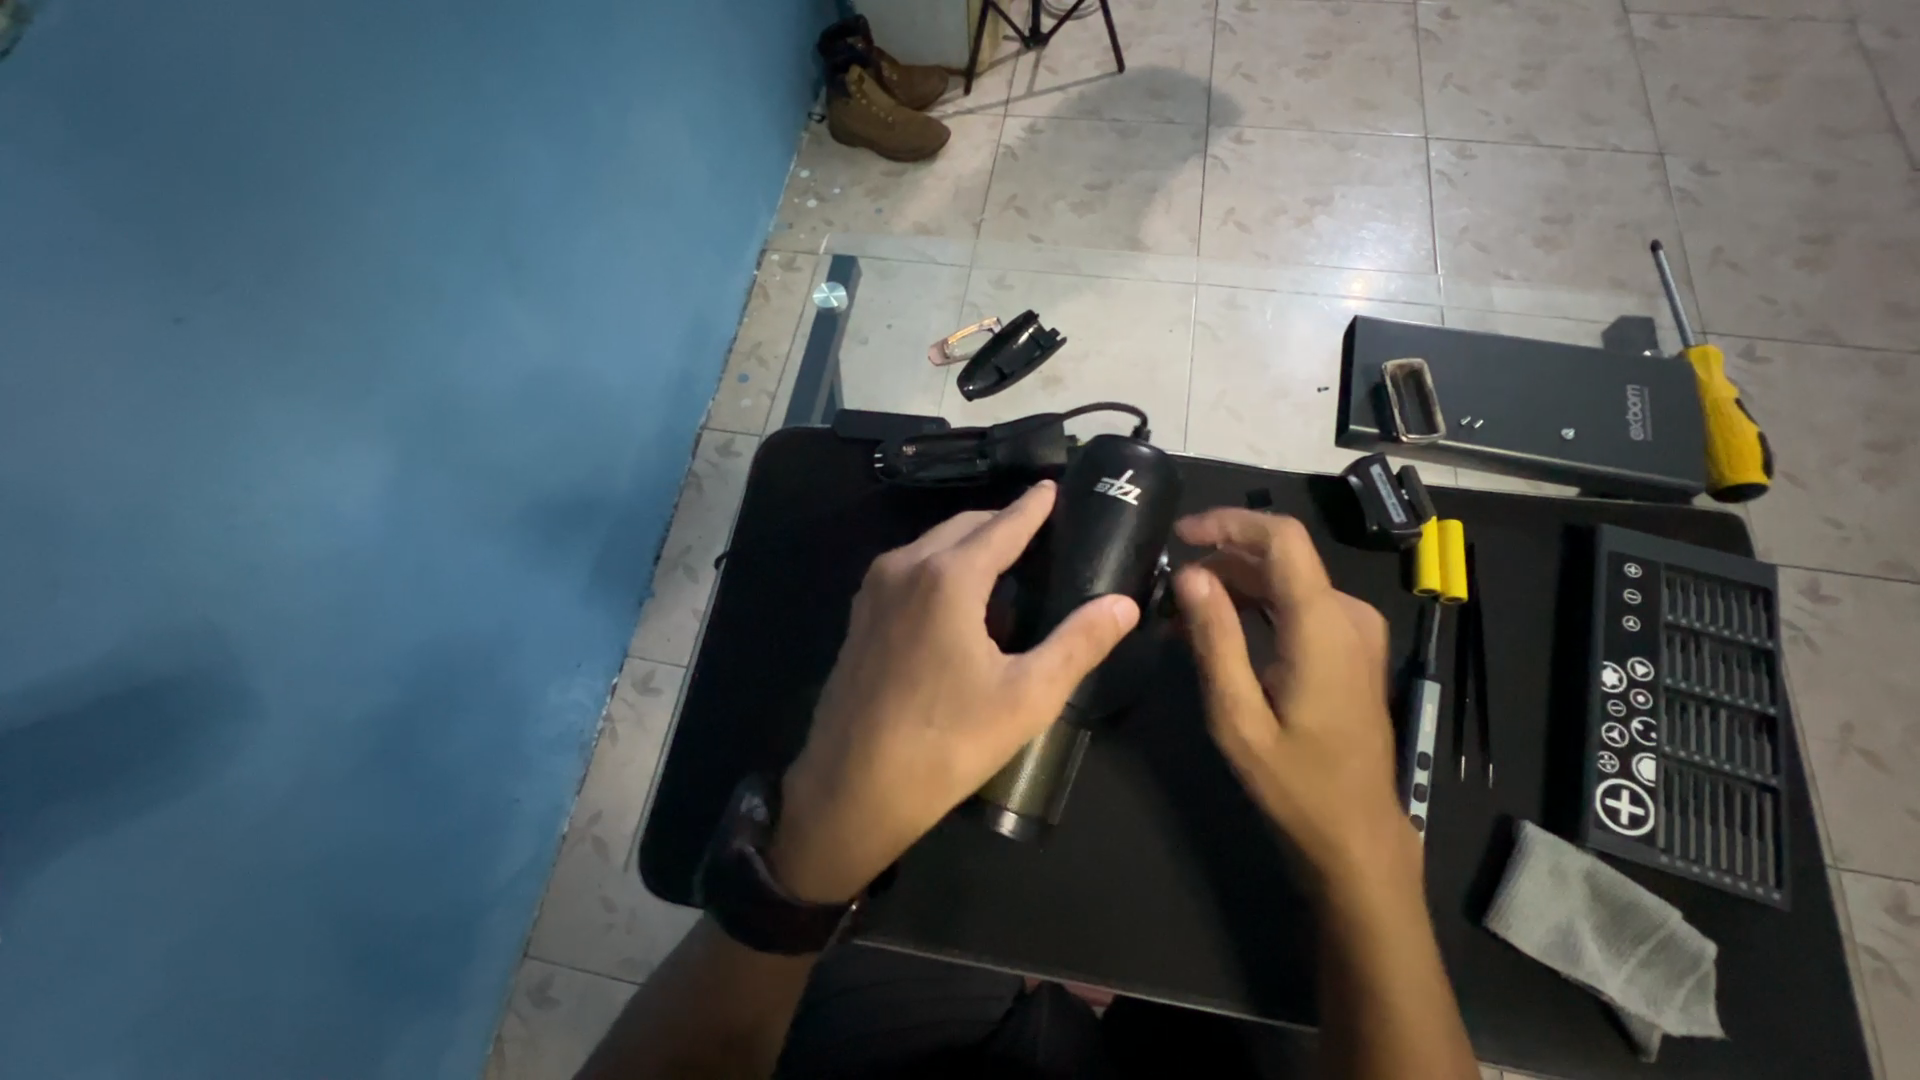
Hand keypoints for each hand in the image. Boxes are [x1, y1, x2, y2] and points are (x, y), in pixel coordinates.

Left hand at [768, 481, 1140, 903]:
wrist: (853, 788)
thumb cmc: (948, 743)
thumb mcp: (1027, 696)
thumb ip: (1078, 643)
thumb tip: (1123, 604)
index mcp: (948, 578)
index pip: (1002, 527)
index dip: (1032, 507)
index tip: (1052, 487)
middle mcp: (905, 568)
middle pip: (964, 528)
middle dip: (1002, 523)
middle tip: (1040, 530)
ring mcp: (874, 591)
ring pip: (931, 547)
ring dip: (970, 545)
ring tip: (1007, 564)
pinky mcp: (860, 617)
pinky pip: (909, 571)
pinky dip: (941, 568)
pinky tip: (960, 601)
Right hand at [1170, 510, 1415, 892]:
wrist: (1357, 832)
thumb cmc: (1294, 783)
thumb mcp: (1238, 716)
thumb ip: (1215, 638)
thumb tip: (1188, 575)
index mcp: (1322, 626)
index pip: (1282, 538)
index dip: (1229, 522)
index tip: (1179, 535)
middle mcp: (1347, 614)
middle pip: (1280, 557)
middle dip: (1219, 561)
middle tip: (1167, 591)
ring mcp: (1355, 629)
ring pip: (1286, 579)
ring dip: (1234, 585)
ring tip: (1182, 615)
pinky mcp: (1351, 645)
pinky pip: (1298, 604)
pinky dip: (1256, 605)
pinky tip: (1217, 630)